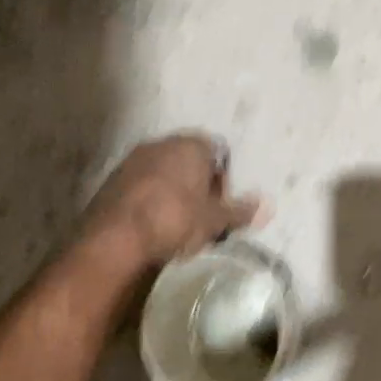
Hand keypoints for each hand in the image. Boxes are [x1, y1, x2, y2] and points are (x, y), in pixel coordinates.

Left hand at [86, 133, 262, 264]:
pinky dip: (150, 201)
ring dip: (173, 194)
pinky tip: (152, 226)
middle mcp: (161, 143)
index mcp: (190, 145)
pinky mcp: (113, 180)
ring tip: (177, 225)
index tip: (220, 207)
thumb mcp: (214, 220)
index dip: (223, 180)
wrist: (118, 237)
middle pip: (188, 162)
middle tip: (202, 218)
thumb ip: (240, 211)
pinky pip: (142, 186)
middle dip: (197, 186)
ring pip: (163, 173)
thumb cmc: (175, 221)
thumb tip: (268, 207)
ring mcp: (133, 159)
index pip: (217, 152)